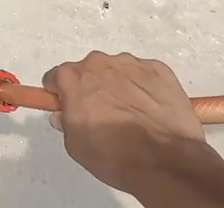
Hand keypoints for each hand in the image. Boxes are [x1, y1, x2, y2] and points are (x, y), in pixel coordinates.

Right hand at [43, 52, 223, 206]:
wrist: (167, 162)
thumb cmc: (114, 156)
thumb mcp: (76, 147)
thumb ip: (65, 124)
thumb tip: (63, 114)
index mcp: (73, 77)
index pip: (56, 77)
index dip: (62, 94)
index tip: (70, 109)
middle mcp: (98, 62)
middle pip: (89, 72)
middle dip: (93, 89)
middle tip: (106, 117)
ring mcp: (130, 63)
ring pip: (118, 71)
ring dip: (120, 87)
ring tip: (136, 117)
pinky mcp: (159, 70)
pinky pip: (146, 75)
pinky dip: (147, 88)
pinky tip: (154, 112)